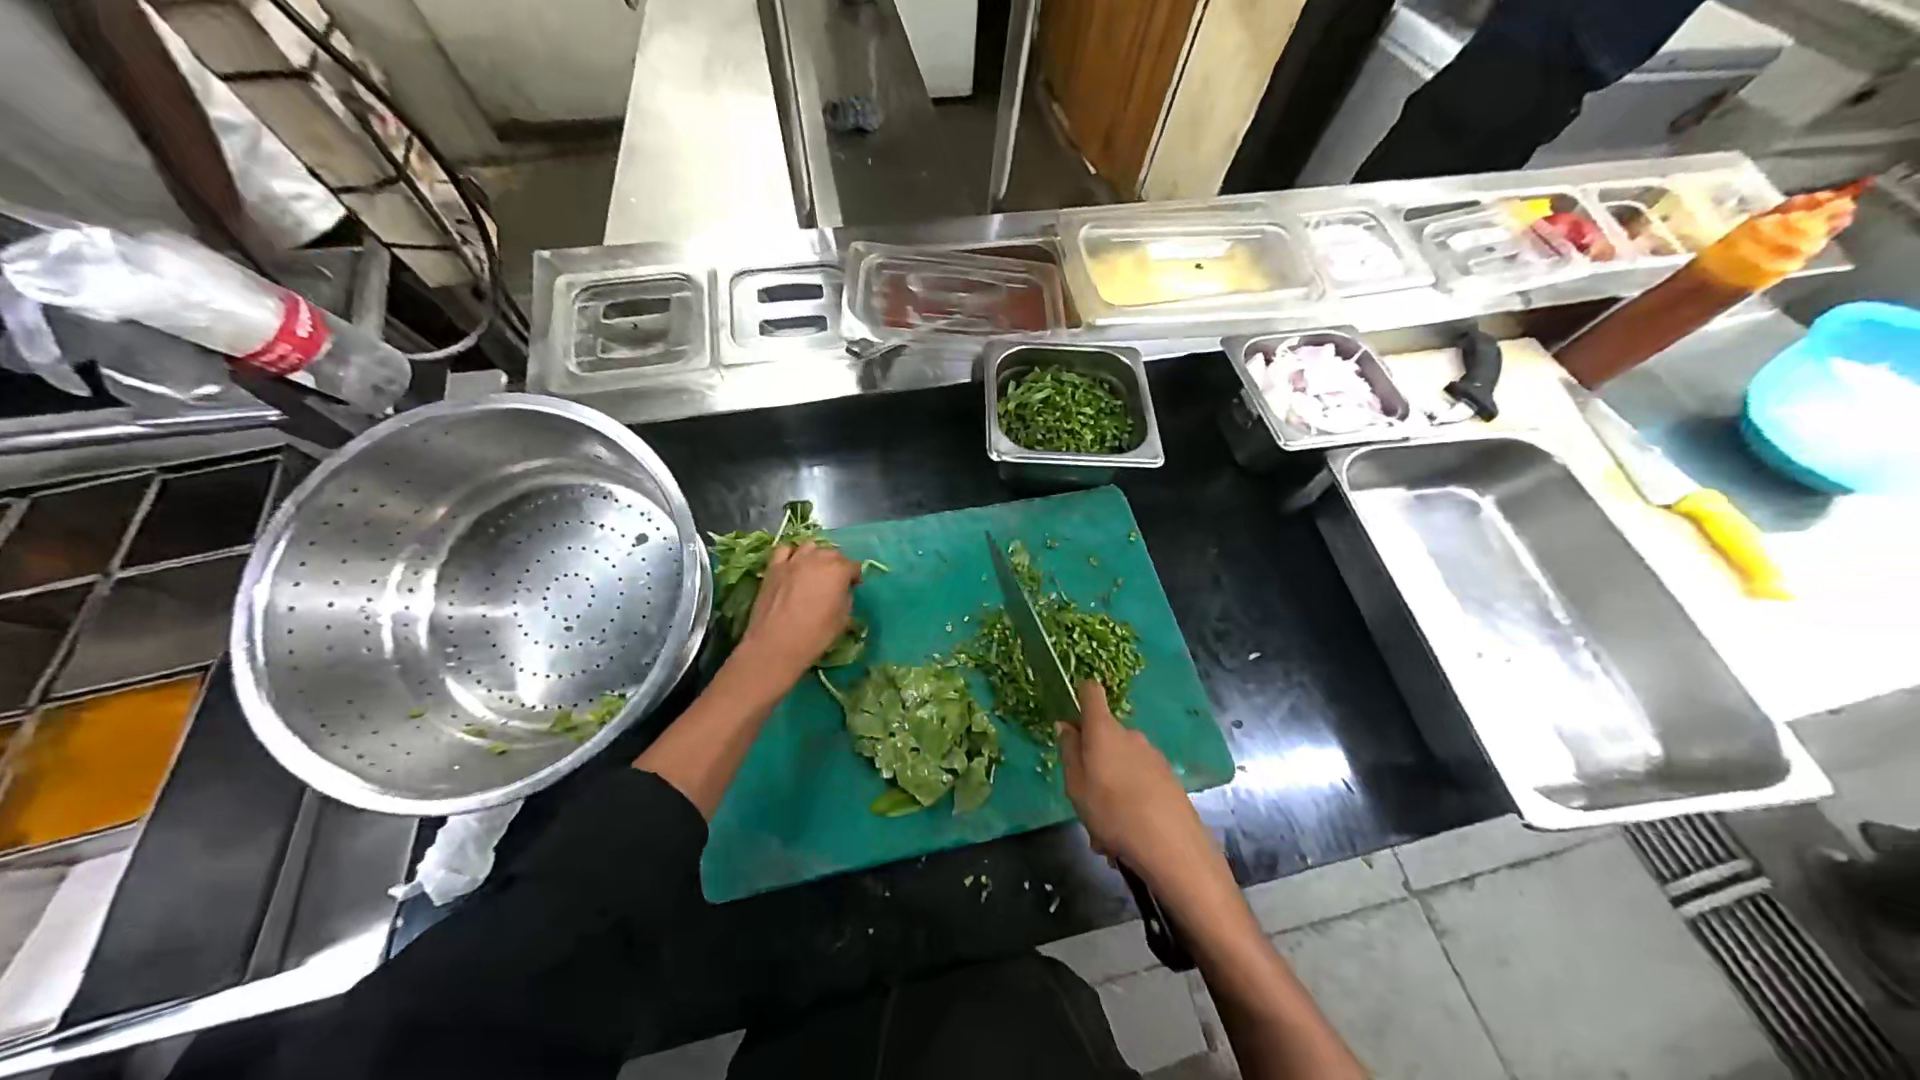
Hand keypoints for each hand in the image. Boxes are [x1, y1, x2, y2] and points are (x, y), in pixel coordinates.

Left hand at [736, 542, 860, 679]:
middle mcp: (817, 558)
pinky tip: (792, 565)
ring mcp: (793, 560)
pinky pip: (784, 550)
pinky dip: (791, 554)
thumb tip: (842, 591)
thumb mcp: (843, 619)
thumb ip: (846, 597)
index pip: (853, 566)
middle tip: (835, 580)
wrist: (776, 643)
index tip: (853, 587)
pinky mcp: (773, 567)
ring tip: (815, 570)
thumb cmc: (815, 634)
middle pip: (832, 553)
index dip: (855, 577)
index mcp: (838, 570)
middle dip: (837, 564)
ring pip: (810, 547)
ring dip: (816, 556)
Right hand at [1059, 681, 1219, 891]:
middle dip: (1092, 761)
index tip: (1071, 717)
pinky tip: (1125, 836)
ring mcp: (1152, 755)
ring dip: (1110, 788)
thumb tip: (1066, 726)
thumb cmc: (1112, 811)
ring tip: (1104, 830)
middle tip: (1083, 797)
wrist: (1172, 846)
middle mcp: (1130, 735)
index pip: (1091, 692)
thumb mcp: (1075, 784)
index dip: (1080, 695)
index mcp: (1103, 730)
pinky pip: (1138, 782)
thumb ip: (1068, 751)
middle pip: (1105, 736)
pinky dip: (1128, 801)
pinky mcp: (1168, 777)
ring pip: (1121, 764)